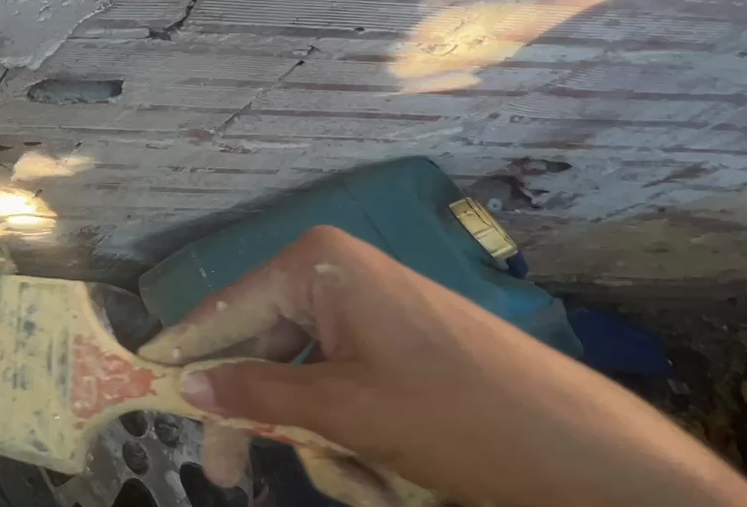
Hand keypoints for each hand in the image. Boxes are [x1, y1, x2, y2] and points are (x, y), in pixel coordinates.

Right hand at [137, 226, 746, 506]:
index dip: (185, 349)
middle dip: (257, 416)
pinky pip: (343, 390)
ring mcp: (372, 316)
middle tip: (221, 473)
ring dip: (319, 439)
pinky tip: (388, 478)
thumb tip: (184, 386)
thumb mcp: (345, 411)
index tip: (144, 377)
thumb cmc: (460, 417)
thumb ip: (254, 392)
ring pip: (304, 380)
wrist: (607, 465)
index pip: (227, 309)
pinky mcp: (401, 353)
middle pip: (263, 349)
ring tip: (364, 486)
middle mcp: (337, 279)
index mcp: (317, 267)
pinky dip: (352, 437)